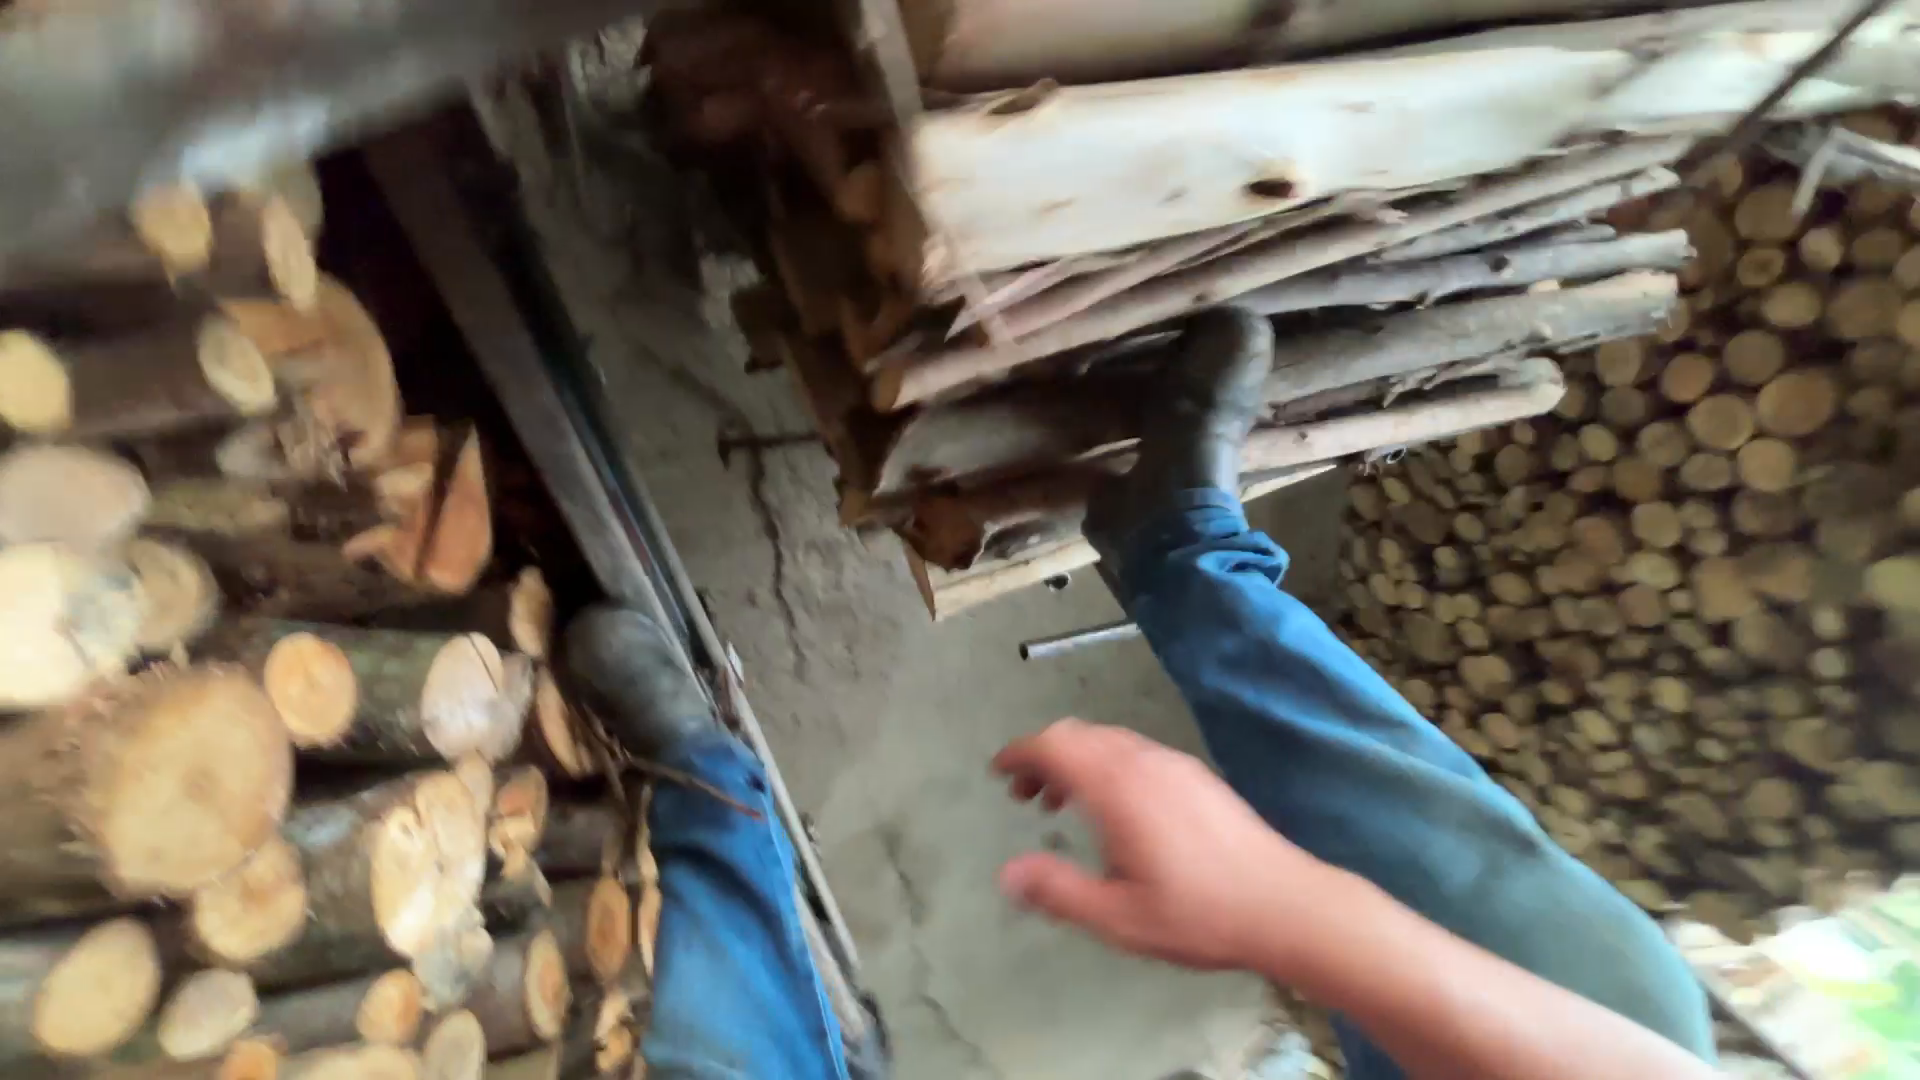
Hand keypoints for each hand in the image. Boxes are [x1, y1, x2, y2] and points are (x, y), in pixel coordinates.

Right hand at [994, 719, 1335, 974]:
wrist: (1286, 905)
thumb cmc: (1199, 914)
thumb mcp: (1119, 917)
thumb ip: (1058, 891)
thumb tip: (1007, 873)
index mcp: (1117, 787)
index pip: (1054, 745)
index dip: (1019, 753)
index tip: (999, 771)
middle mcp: (1141, 761)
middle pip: (1076, 734)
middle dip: (1042, 755)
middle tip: (1025, 794)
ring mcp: (1170, 763)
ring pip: (1105, 740)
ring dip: (1073, 759)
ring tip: (1061, 802)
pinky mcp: (1192, 774)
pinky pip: (1132, 750)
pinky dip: (1103, 762)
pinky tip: (1112, 806)